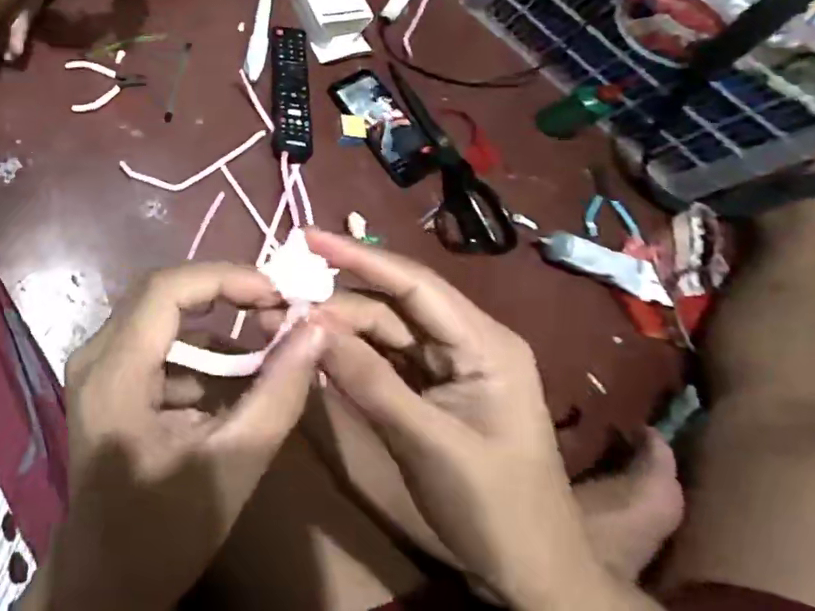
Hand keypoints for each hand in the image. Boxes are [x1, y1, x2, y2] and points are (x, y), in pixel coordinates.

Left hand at [26, 263, 331, 610]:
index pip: (166, 289)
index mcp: (113, 374)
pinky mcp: (108, 380)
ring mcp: (97, 366)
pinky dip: (201, 344)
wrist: (106, 585)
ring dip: (216, 315)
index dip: (224, 277)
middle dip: (224, 290)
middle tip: (276, 304)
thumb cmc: (165, 531)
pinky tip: (238, 368)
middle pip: (162, 291)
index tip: (276, 292)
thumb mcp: (233, 465)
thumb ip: (278, 394)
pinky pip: (158, 339)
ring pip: (161, 311)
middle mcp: (96, 356)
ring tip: (267, 331)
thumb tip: (317, 329)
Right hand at [306, 231, 607, 610]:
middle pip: (394, 305)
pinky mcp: (433, 390)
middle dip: (338, 299)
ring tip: (285, 320)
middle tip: (280, 298)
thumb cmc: (496, 510)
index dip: (360, 257)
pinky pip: (386, 359)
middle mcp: (467, 341)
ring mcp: (450, 366)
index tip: (309, 238)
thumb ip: (370, 382)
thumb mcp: (429, 445)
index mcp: (484, 342)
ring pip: (386, 330)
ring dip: (339, 326)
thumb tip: (311, 328)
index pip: (415, 283)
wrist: (533, 578)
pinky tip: (314, 350)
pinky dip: (351, 355)